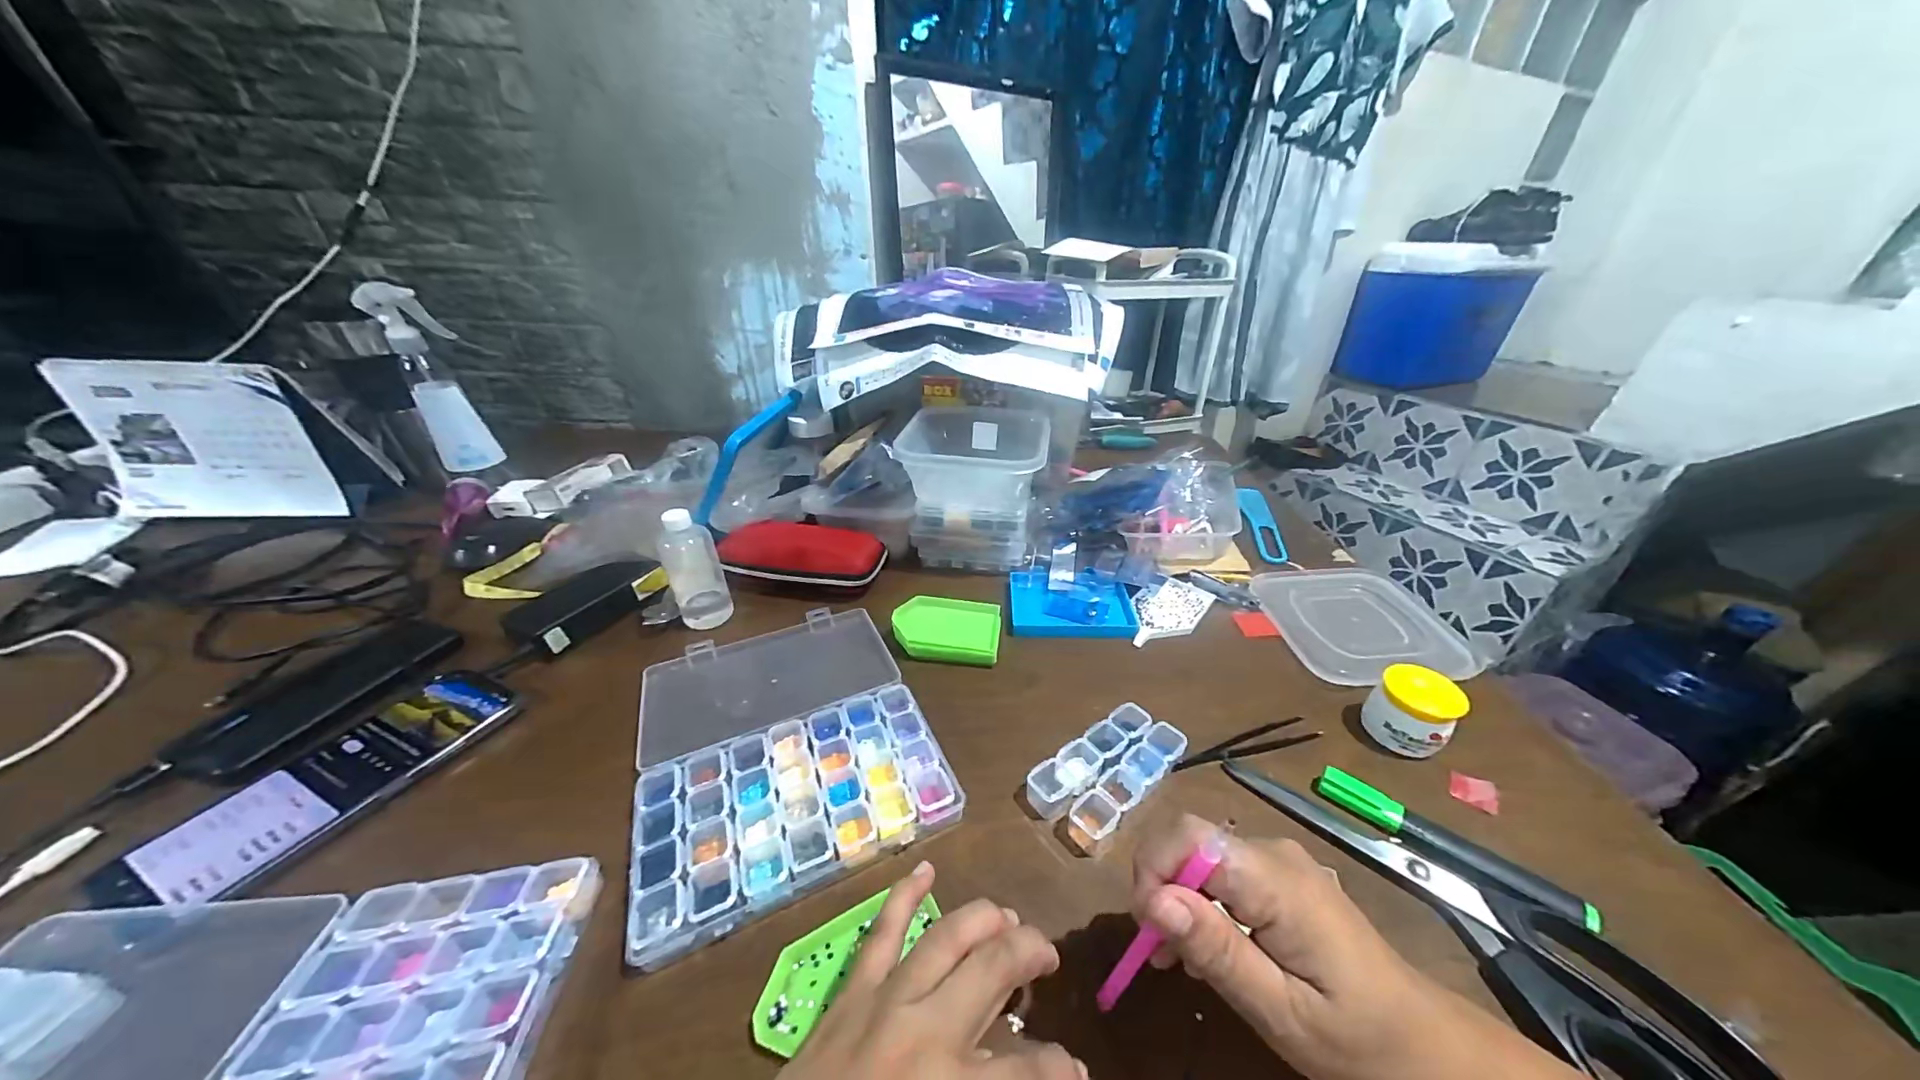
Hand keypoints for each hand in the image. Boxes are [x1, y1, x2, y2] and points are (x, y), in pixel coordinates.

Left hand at [779, 861, 1085, 1079]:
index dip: (1058, 1065)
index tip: (1072, 1067)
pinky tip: (925, 870)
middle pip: (993, 967)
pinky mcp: (853, 989)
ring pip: (947, 936)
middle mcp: (926, 1029)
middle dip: (1030, 952)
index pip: (1027, 1068)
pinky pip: (882, 931)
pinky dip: (903, 896)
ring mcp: (886, 998)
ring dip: (984, 920)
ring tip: (1009, 919)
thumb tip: (1029, 1070)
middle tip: (1046, 956)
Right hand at [1132, 815, 1580, 1079]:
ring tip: (1179, 963)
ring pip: (1200, 856)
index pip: (1188, 835)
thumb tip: (1153, 900)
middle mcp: (1275, 853)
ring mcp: (1280, 861)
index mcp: (1277, 880)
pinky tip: (1206, 949)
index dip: (1152, 869)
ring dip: (1177, 901)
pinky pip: (1221, 872)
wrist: (1428, 1045)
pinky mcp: (1281, 876)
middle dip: (1160, 888)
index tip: (1147, 929)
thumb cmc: (1357, 1037)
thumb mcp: (1281, 1011)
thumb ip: (1217, 950)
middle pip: (1189, 842)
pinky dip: (1200, 903)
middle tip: (1161, 954)